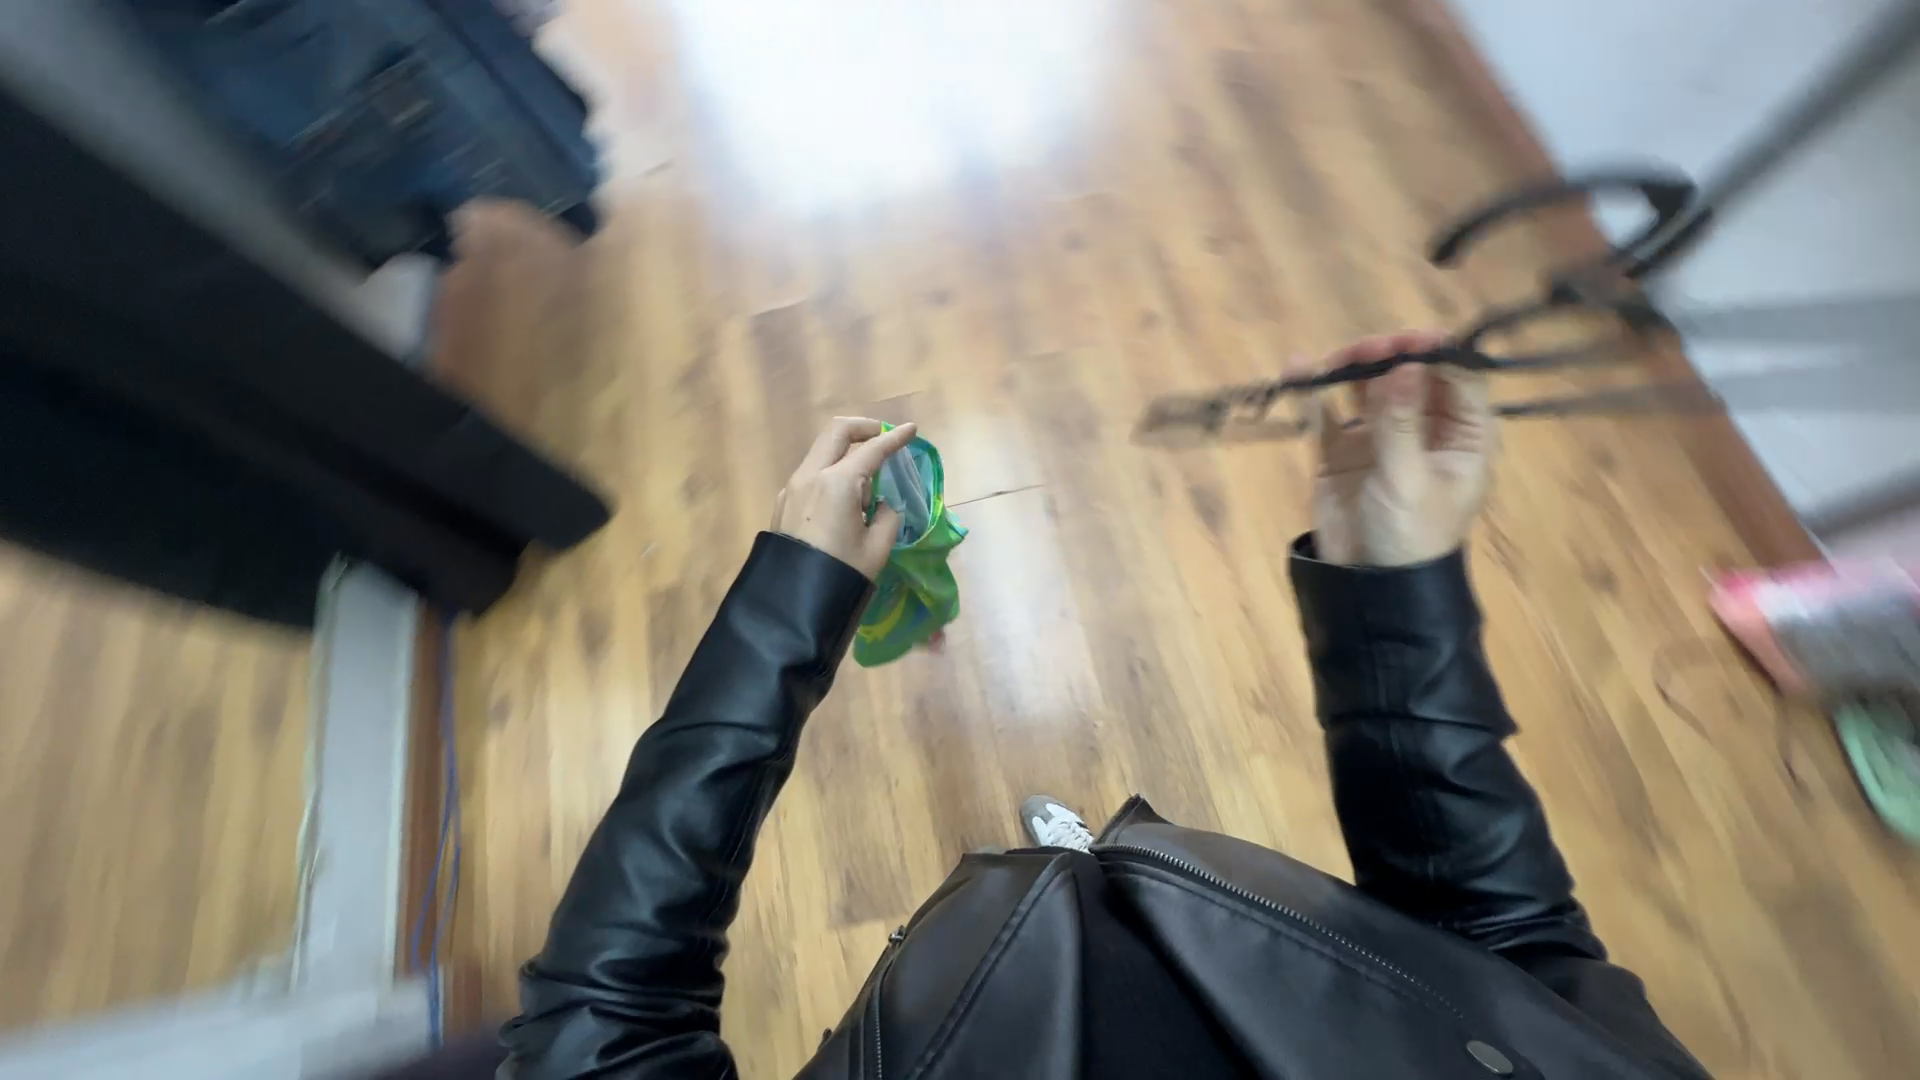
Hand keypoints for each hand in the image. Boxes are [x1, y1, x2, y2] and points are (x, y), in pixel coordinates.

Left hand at [772, 418, 918, 579]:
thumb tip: (882, 505)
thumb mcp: (878, 546)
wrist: (795, 601)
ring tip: (866, 476)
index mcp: (838, 483)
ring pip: (821, 450)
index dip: (895, 438)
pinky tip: (844, 496)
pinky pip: (811, 472)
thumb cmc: (843, 572)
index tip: (911, 429)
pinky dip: (831, 470)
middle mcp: (811, 475)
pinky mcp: (784, 501)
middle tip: (883, 437)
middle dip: (863, 428)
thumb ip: (887, 515)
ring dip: (845, 450)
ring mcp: (793, 486)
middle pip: (837, 431)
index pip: (872, 450)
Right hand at [1305, 330, 1496, 566]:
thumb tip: (1402, 365)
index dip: (1438, 354)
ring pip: (1367, 390)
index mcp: (1463, 437)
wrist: (1364, 584)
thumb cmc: (1408, 535)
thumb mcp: (1410, 480)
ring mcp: (1378, 439)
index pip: (1459, 380)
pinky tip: (1299, 369)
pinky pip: (1326, 417)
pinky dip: (1314, 395)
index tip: (1411, 338)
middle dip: (1391, 356)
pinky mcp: (1339, 452)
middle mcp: (1423, 429)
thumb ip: (1400, 423)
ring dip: (1353, 369)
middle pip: (1411, 377)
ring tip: (1336, 357)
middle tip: (1368, 346)